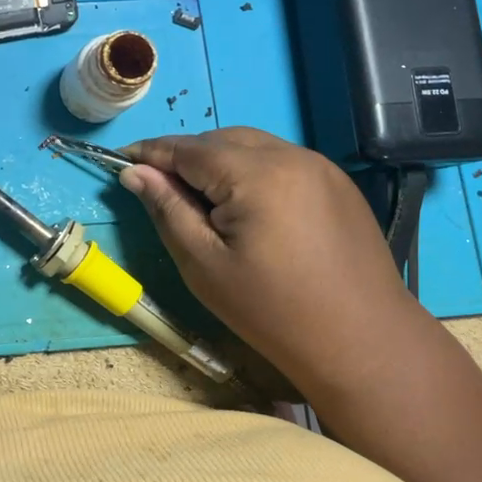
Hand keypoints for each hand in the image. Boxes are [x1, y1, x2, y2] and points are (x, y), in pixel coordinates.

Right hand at [119, 128, 424, 374]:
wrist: (362, 341)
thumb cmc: (271, 310)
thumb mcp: (203, 264)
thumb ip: (167, 209)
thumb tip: (135, 172)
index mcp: (256, 174)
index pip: (188, 149)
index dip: (150, 153)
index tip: (119, 161)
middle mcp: (291, 156)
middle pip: (220, 140)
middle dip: (185, 157)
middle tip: (160, 191)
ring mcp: (320, 167)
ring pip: (251, 147)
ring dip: (218, 162)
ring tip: (200, 202)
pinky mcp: (337, 184)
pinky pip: (280, 161)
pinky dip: (250, 171)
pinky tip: (244, 209)